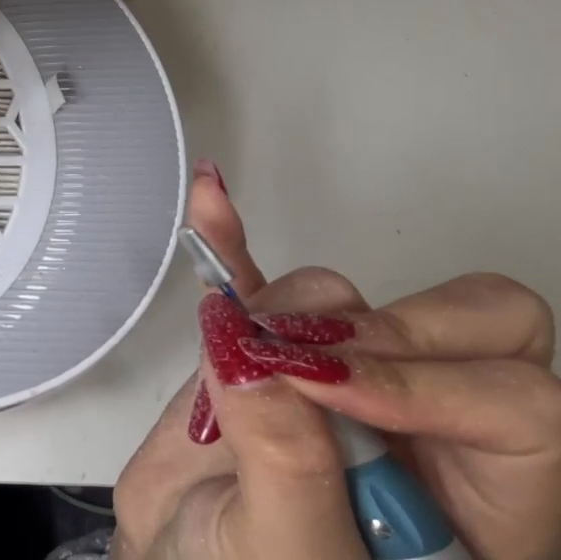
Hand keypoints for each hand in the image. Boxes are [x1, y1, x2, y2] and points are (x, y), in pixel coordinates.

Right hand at [114, 163, 560, 559]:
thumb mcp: (287, 554)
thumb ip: (289, 465)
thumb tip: (255, 356)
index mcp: (494, 504)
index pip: (513, 403)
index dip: (412, 379)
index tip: (310, 382)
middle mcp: (431, 430)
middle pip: (476, 330)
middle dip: (376, 328)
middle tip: (295, 351)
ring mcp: (337, 384)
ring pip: (351, 300)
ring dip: (284, 309)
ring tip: (225, 353)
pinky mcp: (256, 353)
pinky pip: (255, 282)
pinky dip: (230, 244)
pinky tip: (211, 200)